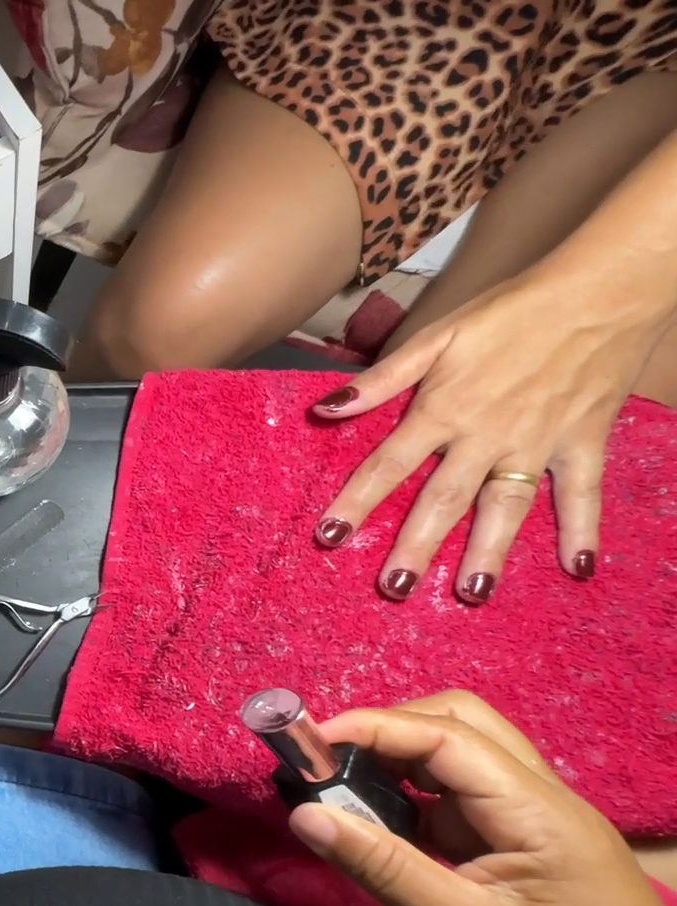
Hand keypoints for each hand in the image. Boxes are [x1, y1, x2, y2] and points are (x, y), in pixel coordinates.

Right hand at [289, 691, 676, 905]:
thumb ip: (382, 867)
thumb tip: (302, 813)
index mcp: (538, 812)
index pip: (446, 735)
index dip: (371, 727)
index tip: (307, 747)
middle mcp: (538, 796)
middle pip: (457, 719)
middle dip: (385, 728)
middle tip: (331, 762)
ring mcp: (529, 814)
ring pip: (454, 747)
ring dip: (394, 755)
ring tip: (346, 788)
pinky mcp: (516, 834)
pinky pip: (452, 786)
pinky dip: (404, 787)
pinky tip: (379, 819)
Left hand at [310, 267, 668, 603]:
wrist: (604, 289)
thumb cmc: (507, 313)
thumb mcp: (433, 339)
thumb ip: (378, 380)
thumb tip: (324, 409)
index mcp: (441, 413)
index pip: (386, 467)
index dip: (355, 502)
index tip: (329, 537)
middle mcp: (486, 437)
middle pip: (441, 500)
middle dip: (415, 546)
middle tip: (392, 589)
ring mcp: (539, 443)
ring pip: (507, 508)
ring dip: (489, 553)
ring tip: (468, 594)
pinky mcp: (585, 441)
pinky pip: (582, 493)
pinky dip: (583, 530)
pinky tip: (579, 569)